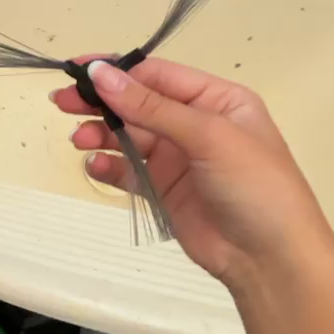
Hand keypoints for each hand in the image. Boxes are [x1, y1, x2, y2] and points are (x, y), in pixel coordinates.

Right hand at [53, 58, 333, 285]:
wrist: (272, 262)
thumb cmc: (255, 187)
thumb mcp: (208, 137)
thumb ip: (150, 106)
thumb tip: (101, 74)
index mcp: (216, 101)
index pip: (157, 75)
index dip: (117, 71)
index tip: (78, 72)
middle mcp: (194, 124)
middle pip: (135, 103)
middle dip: (99, 102)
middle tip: (61, 102)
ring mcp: (176, 158)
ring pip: (125, 135)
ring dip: (99, 134)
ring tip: (80, 140)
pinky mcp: (161, 189)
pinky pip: (125, 169)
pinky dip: (107, 165)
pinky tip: (95, 166)